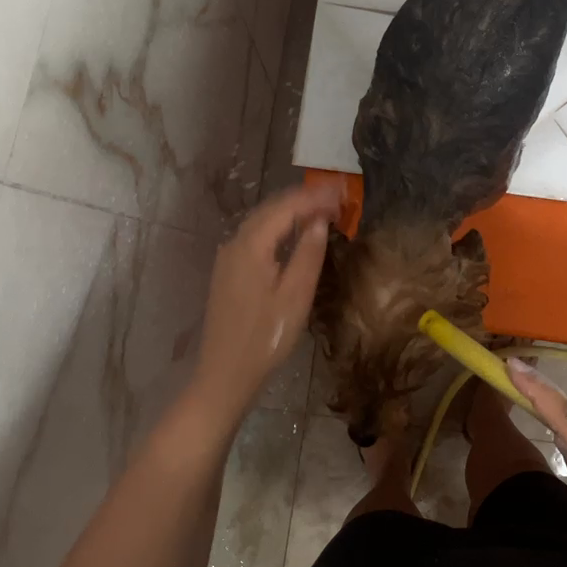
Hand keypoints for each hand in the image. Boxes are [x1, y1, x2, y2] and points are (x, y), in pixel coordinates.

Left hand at [189, 182, 343, 422]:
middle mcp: (235, 243)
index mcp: (251, 245)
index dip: (315, 197)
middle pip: (271, 208)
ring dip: (291, 211)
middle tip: (336, 197)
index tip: (342, 191)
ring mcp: (228, 257)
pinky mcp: (228, 271)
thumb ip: (308, 254)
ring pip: (262, 221)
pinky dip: (278, 227)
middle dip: (303, 199)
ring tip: (321, 210)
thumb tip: (319, 220)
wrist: (224, 375)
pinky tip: (293, 233)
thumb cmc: (265, 339)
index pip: (286, 207)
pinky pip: (255, 236)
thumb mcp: (295, 297)